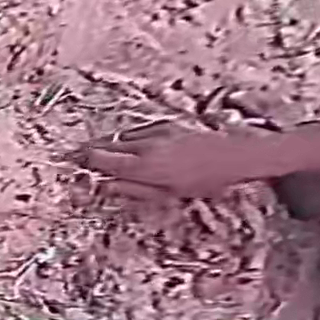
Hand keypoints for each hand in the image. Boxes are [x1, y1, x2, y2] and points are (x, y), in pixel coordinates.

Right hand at [76, 125, 291, 198]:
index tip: (70, 164)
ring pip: (120, 137)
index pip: (97, 159)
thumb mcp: (167, 193)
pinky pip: (139, 131)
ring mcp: (158, 134)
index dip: (80, 162)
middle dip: (89, 152)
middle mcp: (144, 146)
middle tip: (79, 158)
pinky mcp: (171, 126)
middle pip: (104, 146)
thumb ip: (130, 189)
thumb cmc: (208, 180)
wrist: (249, 155)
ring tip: (104, 152)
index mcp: (139, 166)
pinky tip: (132, 143)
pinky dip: (130, 137)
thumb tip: (100, 186)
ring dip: (109, 144)